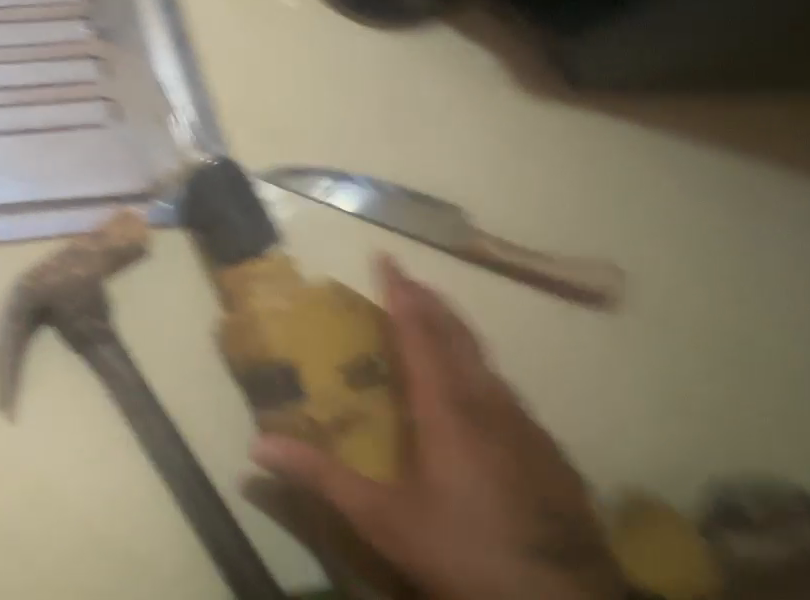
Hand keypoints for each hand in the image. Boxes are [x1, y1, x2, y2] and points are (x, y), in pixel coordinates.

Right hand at [252, 257, 624, 599]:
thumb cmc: (464, 552)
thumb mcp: (381, 520)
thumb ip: (320, 477)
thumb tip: (256, 447)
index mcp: (446, 411)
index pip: (419, 335)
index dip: (401, 294)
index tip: (387, 258)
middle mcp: (490, 407)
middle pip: (460, 339)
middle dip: (433, 304)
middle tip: (410, 280)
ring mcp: (529, 432)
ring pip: (490, 366)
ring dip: (461, 337)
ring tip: (440, 327)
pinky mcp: (553, 460)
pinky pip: (511, 399)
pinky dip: (485, 377)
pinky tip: (484, 399)